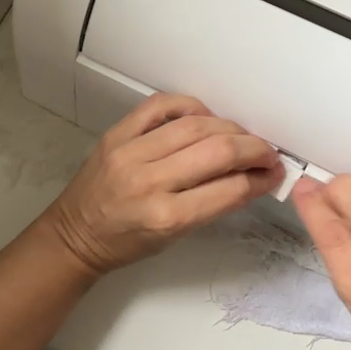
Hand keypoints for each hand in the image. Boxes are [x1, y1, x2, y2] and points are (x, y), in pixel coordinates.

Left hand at [40, 93, 283, 276]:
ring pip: (194, 125)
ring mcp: (130, 153)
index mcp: (166, 217)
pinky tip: (204, 116)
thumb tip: (250, 177)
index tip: (274, 173)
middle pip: (217, 150)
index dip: (261, 178)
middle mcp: (149, 182)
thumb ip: (211, 205)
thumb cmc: (126, 244)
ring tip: (241, 136)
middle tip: (267, 153)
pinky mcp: (116, 135)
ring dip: (228, 127)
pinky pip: (159, 106)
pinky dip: (188, 105)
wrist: (76, 235)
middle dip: (254, 148)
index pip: (229, 189)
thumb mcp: (174, 237)